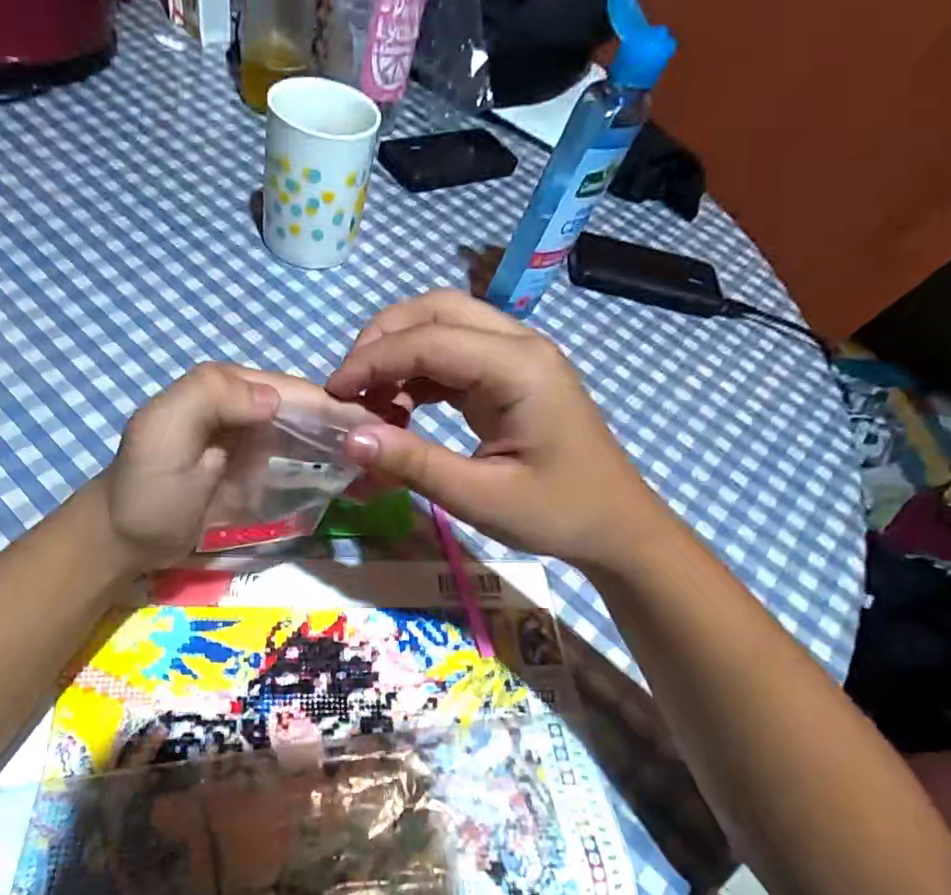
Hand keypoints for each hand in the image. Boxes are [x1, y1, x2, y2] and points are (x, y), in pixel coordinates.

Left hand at [98, 363, 367, 570]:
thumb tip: (276, 398)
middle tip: (398, 450)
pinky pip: (303, 467)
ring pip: (313, 439)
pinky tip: (360, 483)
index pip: (293, 392)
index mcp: (228, 389)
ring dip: (349, 450)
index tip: (382, 426)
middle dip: (353, 428)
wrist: (122, 540)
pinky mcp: (261, 478)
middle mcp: (248, 410)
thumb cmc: (144, 488)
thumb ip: (210, 397)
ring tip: (391, 468)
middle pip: (310, 413)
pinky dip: (331, 472)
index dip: (336, 407)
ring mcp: (257, 446)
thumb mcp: (161, 433)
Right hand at [326, 290, 664, 565]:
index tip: (333, 395)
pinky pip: (454, 357)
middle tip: (348, 388)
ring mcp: (518, 358)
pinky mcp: (511, 377)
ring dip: (399, 354)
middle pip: (437, 311)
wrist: (616, 526)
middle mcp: (520, 346)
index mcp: (520, 368)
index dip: (373, 361)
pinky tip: (399, 409)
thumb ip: (413, 464)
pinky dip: (418, 374)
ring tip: (369, 403)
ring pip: (444, 326)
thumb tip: (350, 439)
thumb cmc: (557, 513)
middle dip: (383, 340)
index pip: (429, 340)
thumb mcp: (480, 498)